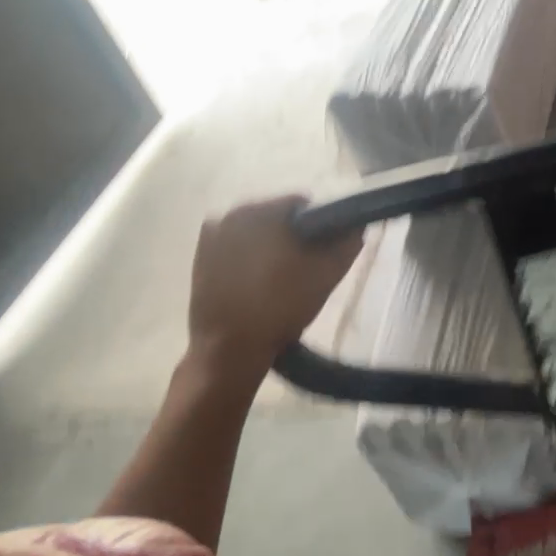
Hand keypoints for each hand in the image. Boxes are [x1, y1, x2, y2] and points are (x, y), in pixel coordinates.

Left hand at [186, 197, 361, 376]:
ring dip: (272, 247)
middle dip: (294, 236)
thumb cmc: (281, 307)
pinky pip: (238, 247)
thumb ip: (348, 243)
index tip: (324, 252)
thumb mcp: (328, 274)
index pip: (301, 204)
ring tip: (282, 280)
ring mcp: (210, 237)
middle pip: (277, 217)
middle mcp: (228, 214)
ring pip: (257, 233)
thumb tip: (355, 226)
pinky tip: (260, 285)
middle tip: (305, 268)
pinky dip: (251, 258)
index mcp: (259, 211)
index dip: (320, 226)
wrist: (229, 351)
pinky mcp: (200, 259)